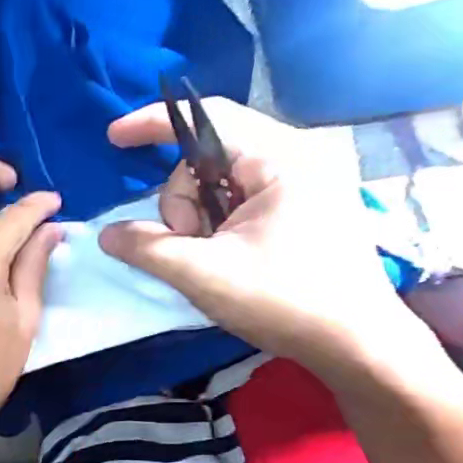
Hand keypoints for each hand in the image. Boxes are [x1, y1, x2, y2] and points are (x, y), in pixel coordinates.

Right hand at [100, 99, 436, 378]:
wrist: (355, 342)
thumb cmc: (284, 300)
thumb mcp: (201, 274)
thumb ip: (146, 247)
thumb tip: (108, 234)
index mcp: (283, 159)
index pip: (208, 119)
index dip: (153, 123)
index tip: (113, 139)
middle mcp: (299, 156)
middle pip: (207, 156)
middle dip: (181, 199)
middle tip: (187, 243)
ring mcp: (304, 180)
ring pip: (218, 180)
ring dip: (197, 217)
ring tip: (210, 255)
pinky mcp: (303, 203)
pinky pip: (237, 195)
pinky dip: (216, 220)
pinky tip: (221, 249)